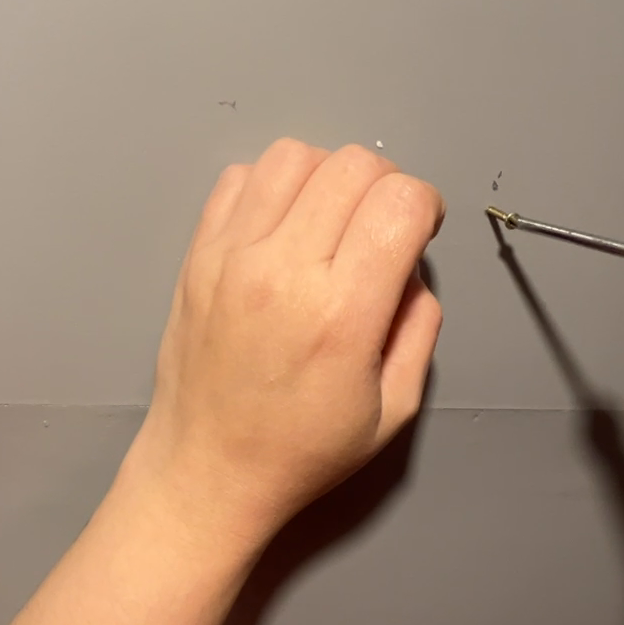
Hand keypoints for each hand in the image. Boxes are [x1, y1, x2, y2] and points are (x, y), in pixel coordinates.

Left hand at [119, 139, 445, 547]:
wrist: (207, 469)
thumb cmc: (301, 450)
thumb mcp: (394, 408)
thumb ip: (420, 326)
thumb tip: (410, 265)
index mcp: (341, 313)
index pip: (401, 201)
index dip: (425, 206)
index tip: (418, 233)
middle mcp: (283, 270)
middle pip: (353, 165)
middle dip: (385, 185)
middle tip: (377, 229)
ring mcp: (231, 256)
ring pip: (294, 156)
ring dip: (327, 176)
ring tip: (329, 220)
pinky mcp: (198, 254)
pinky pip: (239, 178)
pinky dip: (272, 186)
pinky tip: (281, 226)